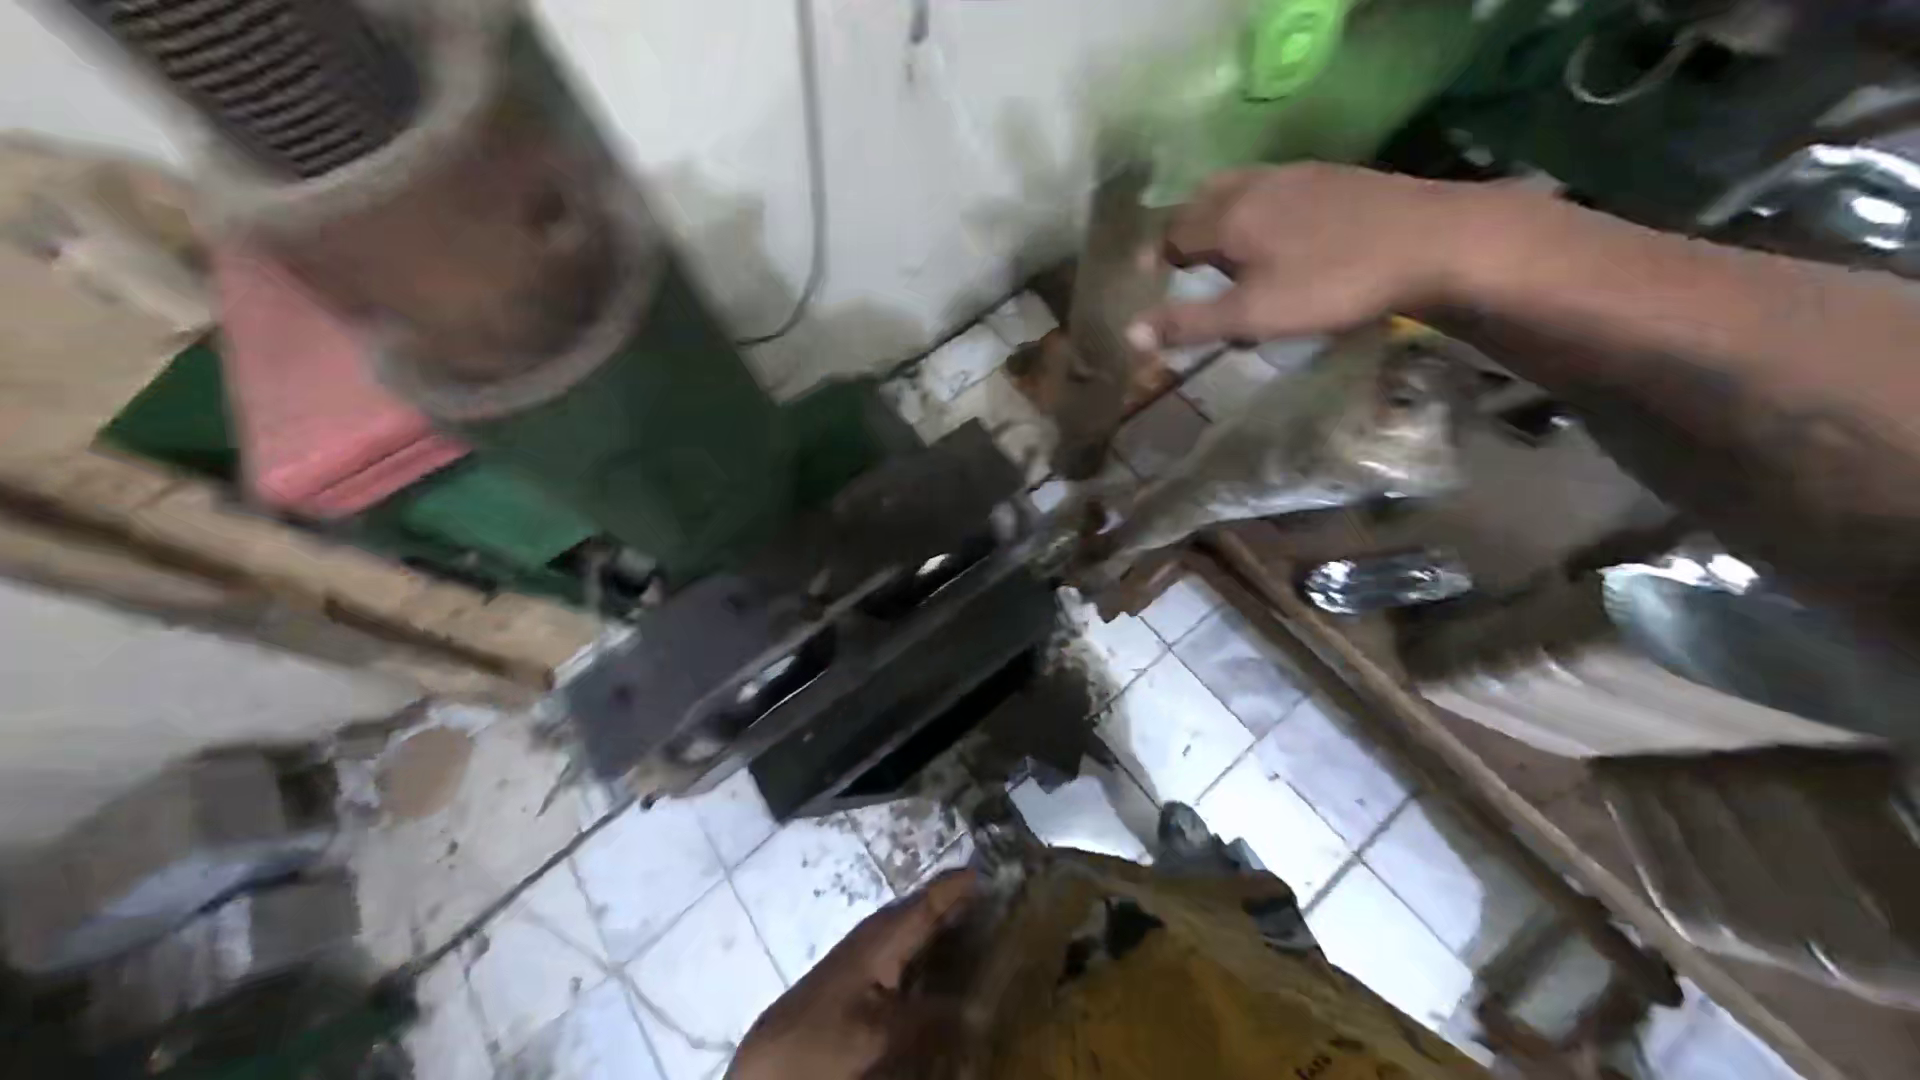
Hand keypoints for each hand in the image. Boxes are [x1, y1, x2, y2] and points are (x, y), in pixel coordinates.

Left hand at [726, 870, 976, 1079]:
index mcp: (884, 934)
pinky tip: (947, 963)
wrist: (770, 1062)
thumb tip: (981, 1007)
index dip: (961, 884)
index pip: (931, 899)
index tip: (994, 870)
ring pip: (918, 928)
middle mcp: (879, 933)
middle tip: (1001, 899)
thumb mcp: (880, 1035)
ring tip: (984, 925)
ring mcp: (870, 952)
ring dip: (947, 924)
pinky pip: (908, 948)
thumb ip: (931, 1018)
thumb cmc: (823, 1038)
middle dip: (960, 901)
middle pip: (927, 909)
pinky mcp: (864, 974)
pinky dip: (931, 947)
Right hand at [1129, 163, 1482, 348]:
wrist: (1436, 242)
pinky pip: (1277, 194)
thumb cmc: (1331, 284)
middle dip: (1185, 234)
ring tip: (1228, 257)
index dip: (1156, 257)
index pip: (1172, 231)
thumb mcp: (1251, 315)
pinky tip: (1281, 243)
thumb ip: (1188, 324)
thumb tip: (1129, 335)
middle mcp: (1256, 185)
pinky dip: (1260, 216)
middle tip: (1184, 266)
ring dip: (1223, 222)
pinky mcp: (1335, 180)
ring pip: (1241, 194)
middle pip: (1203, 203)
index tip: (1149, 279)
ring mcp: (1299, 177)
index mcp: (1228, 214)